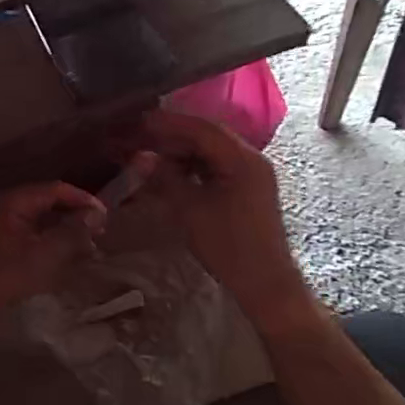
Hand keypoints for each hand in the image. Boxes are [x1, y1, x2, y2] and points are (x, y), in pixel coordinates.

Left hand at [0, 181, 106, 338]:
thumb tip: (98, 213)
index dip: (82, 199)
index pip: (55, 189)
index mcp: (12, 202)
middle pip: (49, 202)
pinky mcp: (4, 246)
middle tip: (100, 230)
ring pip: (43, 219)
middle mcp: (5, 207)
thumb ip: (74, 231)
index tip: (106, 216)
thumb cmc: (8, 279)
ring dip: (67, 229)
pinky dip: (54, 241)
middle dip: (76, 214)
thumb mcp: (47, 254)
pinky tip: (70, 255)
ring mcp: (3, 226)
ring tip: (90, 244)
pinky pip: (35, 234)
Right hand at [140, 110, 313, 327]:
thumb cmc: (229, 247)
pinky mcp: (248, 189)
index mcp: (243, 159)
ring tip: (151, 158)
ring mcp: (252, 174)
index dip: (169, 123)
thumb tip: (140, 156)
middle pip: (208, 136)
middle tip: (140, 140)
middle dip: (173, 137)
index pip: (202, 128)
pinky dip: (194, 168)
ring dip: (182, 153)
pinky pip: (217, 167)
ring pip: (212, 152)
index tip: (139, 121)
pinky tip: (172, 175)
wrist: (265, 282)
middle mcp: (251, 159)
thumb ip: (166, 178)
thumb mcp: (191, 210)